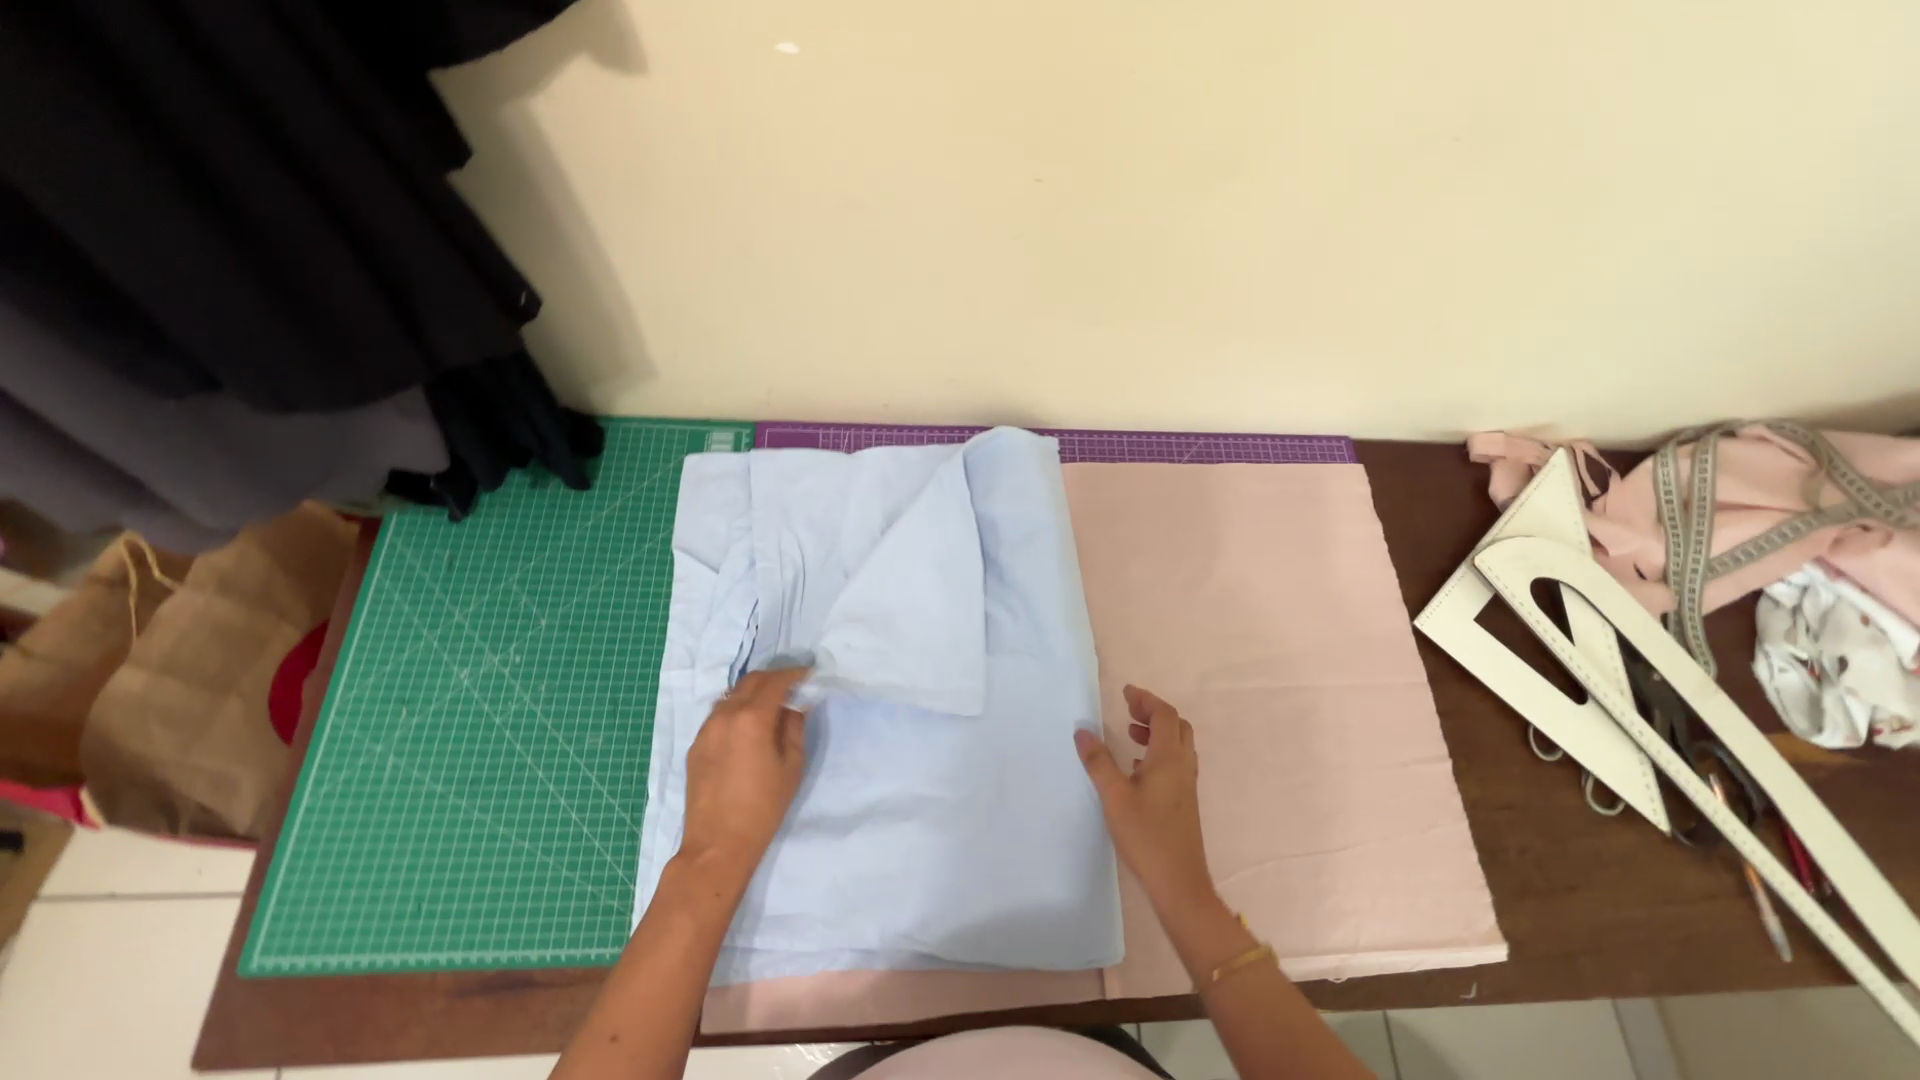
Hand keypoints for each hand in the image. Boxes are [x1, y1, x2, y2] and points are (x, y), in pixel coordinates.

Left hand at [677, 667, 810, 876]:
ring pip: (731, 696)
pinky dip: (736, 709)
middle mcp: (725, 715)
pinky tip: (748, 726)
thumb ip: (794, 728)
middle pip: (750, 682)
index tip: (808, 675)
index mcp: (752, 718)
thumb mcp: (791, 766)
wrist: (718, 842)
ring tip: (771, 705)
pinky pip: (719, 715)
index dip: (794, 675)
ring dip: (753, 693)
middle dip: (773, 678)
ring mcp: (706, 729)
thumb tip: (794, 706)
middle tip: (792, 686)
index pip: (775, 682)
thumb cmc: (763, 807)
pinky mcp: (696, 745)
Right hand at [1074, 685, 1214, 916]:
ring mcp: (1187, 785)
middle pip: (1177, 726)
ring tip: (1130, 734)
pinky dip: (1158, 753)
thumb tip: (1082, 731)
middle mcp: (1183, 767)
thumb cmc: (1146, 836)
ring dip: (1156, 733)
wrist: (1178, 881)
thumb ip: (1098, 762)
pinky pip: (1175, 763)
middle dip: (1153, 713)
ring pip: (1178, 745)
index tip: (1125, 693)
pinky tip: (1138, 768)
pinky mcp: (1184, 801)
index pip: (1165, 715)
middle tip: (1128, 711)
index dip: (1146, 700)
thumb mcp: (1114, 797)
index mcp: (1169, 759)